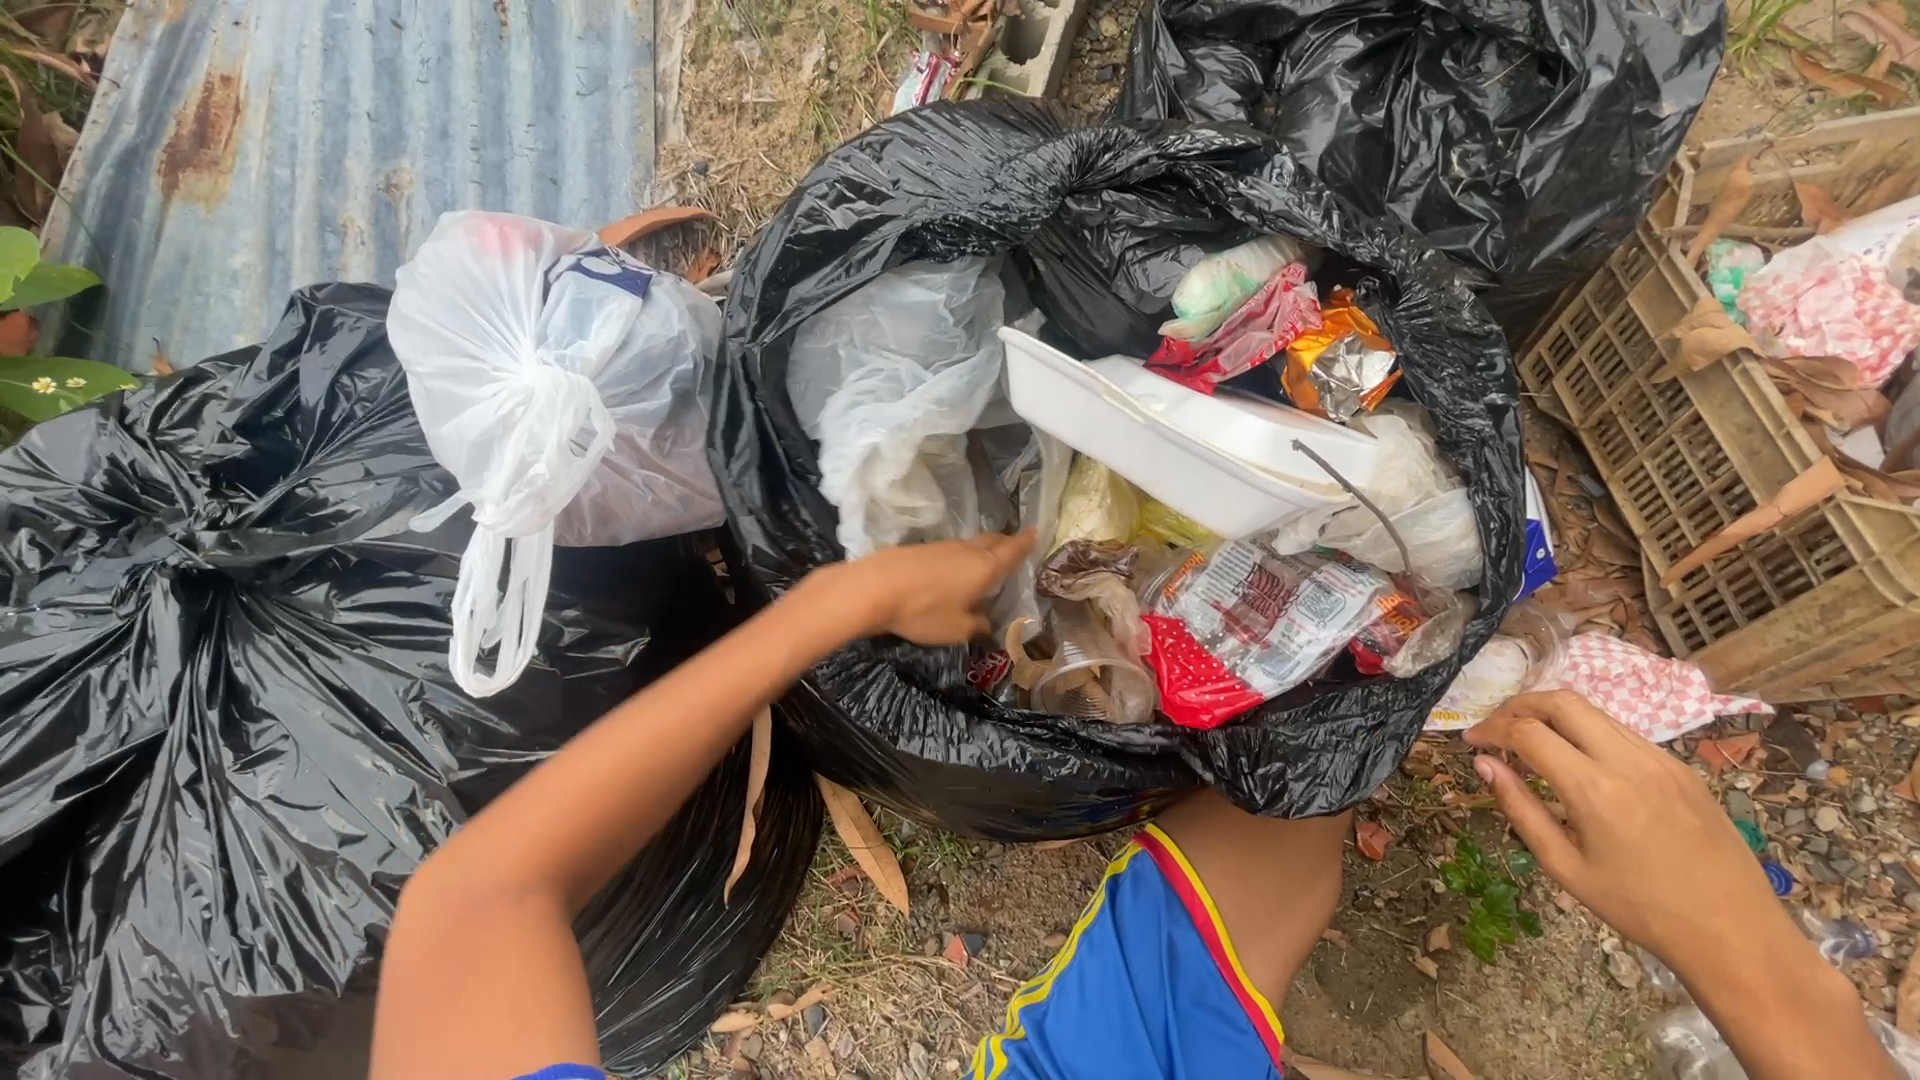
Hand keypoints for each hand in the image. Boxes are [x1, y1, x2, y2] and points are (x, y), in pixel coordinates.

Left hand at [824, 530, 1037, 645]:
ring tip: (986, 562)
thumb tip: (984, 622)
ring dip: (982, 550)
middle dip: (1006, 543)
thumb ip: (976, 625)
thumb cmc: (924, 610)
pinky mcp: (920, 550)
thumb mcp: (957, 629)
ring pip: (971, 545)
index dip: (1025, 542)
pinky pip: (950, 551)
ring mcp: (942, 547)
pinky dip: (960, 558)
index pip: (1012, 551)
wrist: (874, 588)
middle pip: (992, 541)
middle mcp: (967, 551)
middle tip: (1014, 546)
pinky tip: (954, 571)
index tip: (1035, 531)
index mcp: (985, 567)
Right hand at [1464, 691, 1793, 974]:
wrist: (1737, 935)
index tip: (1471, 743)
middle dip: (1518, 706)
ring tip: (1529, 742)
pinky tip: (1575, 760)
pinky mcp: (1682, 769)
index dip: (1490, 730)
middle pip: (1561, 701)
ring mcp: (1662, 761)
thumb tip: (1483, 765)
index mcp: (1595, 789)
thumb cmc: (1640, 908)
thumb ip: (1519, 808)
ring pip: (1593, 711)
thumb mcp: (1564, 866)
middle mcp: (1629, 762)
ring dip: (1552, 715)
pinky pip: (1622, 732)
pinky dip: (1585, 731)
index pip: (1527, 732)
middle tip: (1496, 729)